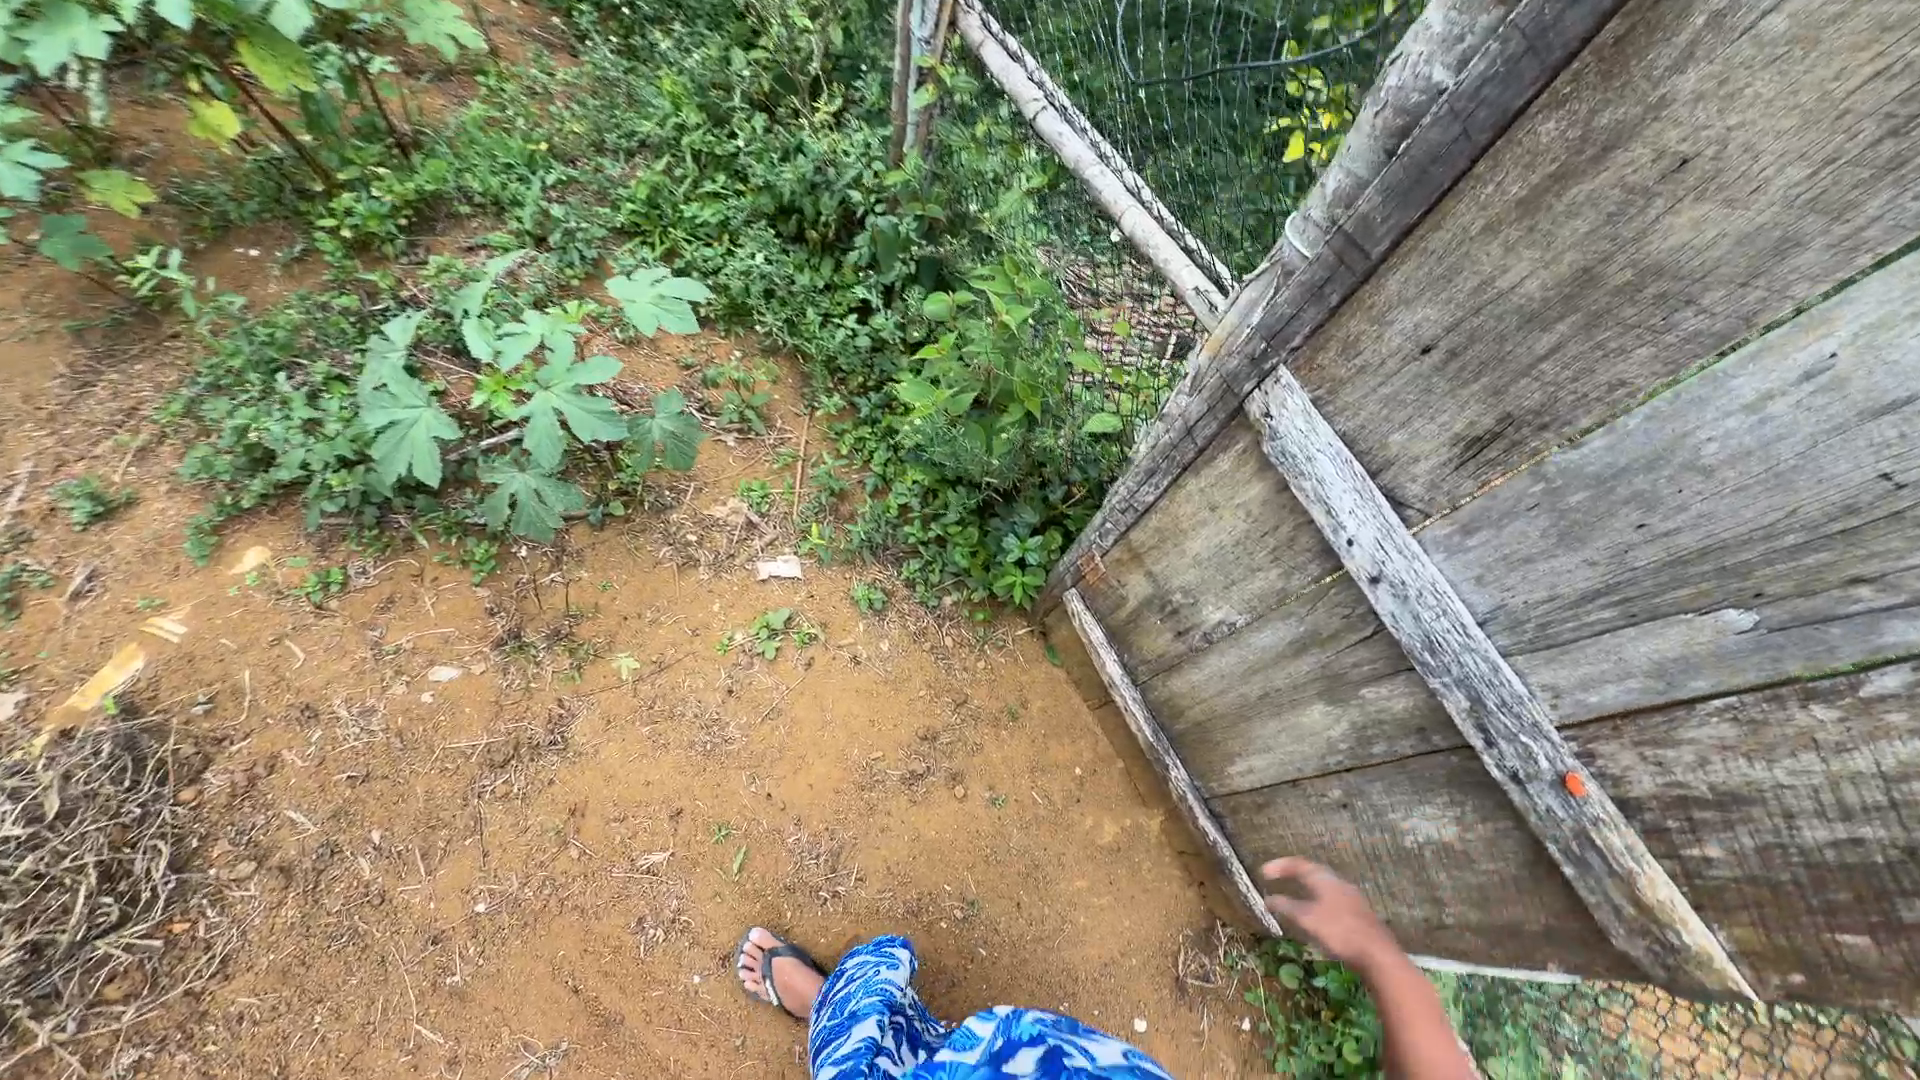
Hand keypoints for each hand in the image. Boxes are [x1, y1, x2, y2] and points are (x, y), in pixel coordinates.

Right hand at [1261, 857, 1398, 971]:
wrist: (1379, 956)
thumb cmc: (1340, 932)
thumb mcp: (1307, 919)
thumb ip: (1287, 907)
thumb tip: (1268, 899)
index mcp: (1326, 880)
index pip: (1299, 864)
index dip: (1280, 866)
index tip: (1264, 873)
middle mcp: (1340, 884)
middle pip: (1314, 872)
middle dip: (1295, 874)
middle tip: (1280, 879)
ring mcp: (1353, 898)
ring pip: (1325, 886)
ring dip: (1307, 888)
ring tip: (1295, 896)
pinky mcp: (1360, 914)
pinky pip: (1333, 899)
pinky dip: (1318, 901)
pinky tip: (1317, 915)